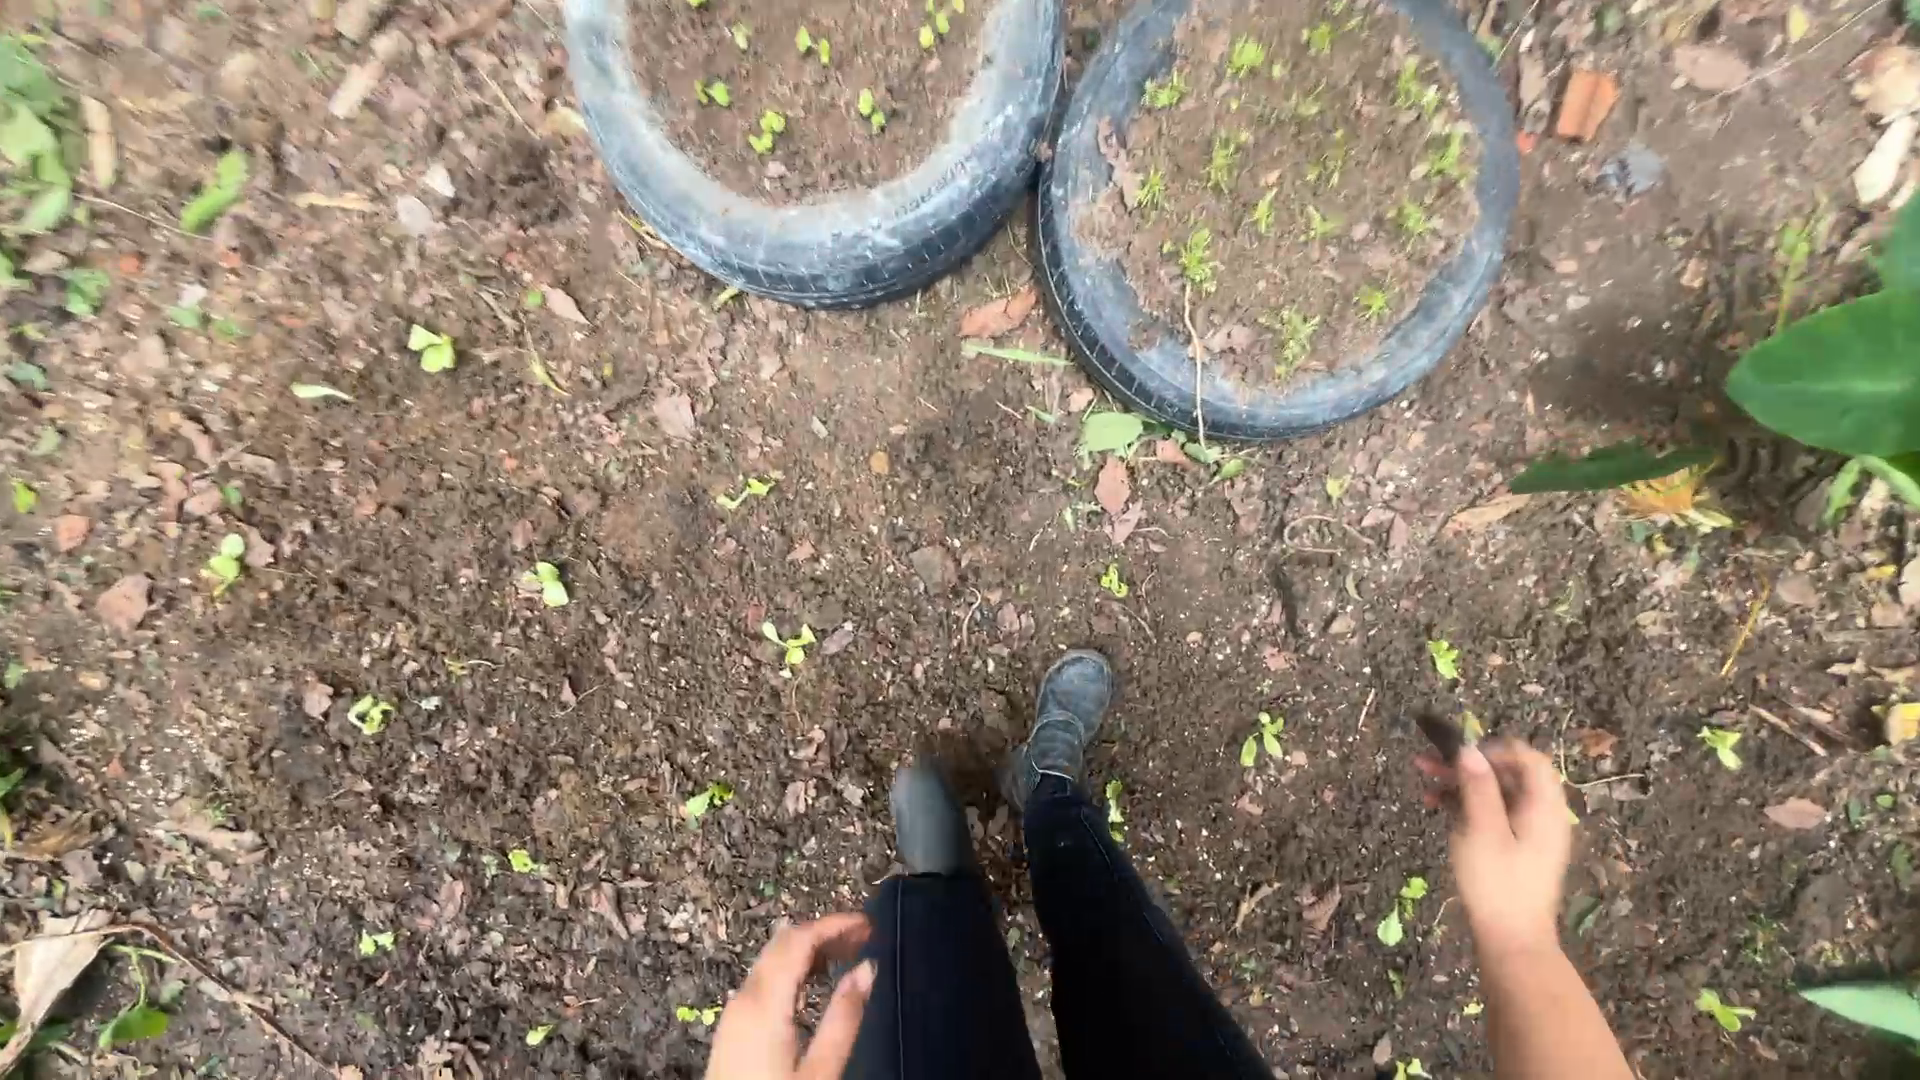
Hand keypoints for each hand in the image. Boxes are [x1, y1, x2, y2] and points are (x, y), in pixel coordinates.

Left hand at [705, 914, 875, 1079]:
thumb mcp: (820, 1074)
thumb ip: (844, 1018)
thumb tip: (868, 968)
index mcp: (764, 1003)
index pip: (799, 938)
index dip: (834, 923)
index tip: (869, 924)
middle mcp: (744, 997)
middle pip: (784, 941)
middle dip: (824, 931)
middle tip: (864, 936)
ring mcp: (734, 1012)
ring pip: (773, 958)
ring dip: (810, 948)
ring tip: (848, 953)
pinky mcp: (732, 1028)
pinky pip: (765, 978)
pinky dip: (794, 967)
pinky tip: (816, 981)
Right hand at [1415, 737, 1571, 960]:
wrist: (1510, 937)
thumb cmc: (1497, 883)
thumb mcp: (1483, 831)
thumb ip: (1477, 788)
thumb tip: (1468, 748)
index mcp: (1543, 808)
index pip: (1528, 758)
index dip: (1495, 749)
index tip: (1460, 754)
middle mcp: (1540, 813)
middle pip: (1507, 771)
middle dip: (1467, 763)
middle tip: (1426, 761)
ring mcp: (1526, 828)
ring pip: (1493, 788)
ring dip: (1459, 779)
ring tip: (1423, 778)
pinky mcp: (1511, 841)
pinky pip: (1489, 808)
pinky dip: (1462, 800)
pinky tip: (1434, 803)